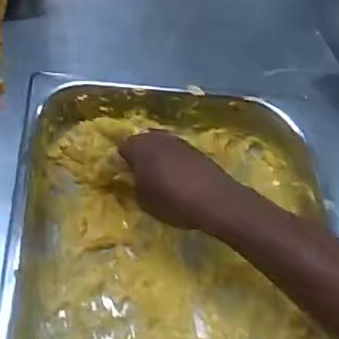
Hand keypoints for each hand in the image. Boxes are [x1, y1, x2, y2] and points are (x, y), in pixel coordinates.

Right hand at [118, 131, 250, 231]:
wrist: (217, 201)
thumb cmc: (173, 200)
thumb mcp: (144, 201)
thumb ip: (133, 187)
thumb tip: (133, 181)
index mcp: (136, 146)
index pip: (121, 149)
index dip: (122, 164)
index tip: (127, 178)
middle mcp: (154, 137)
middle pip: (141, 143)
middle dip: (140, 156)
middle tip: (143, 176)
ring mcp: (176, 140)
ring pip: (160, 146)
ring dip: (159, 157)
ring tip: (163, 177)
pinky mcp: (195, 148)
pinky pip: (177, 153)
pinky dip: (176, 162)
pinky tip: (181, 178)